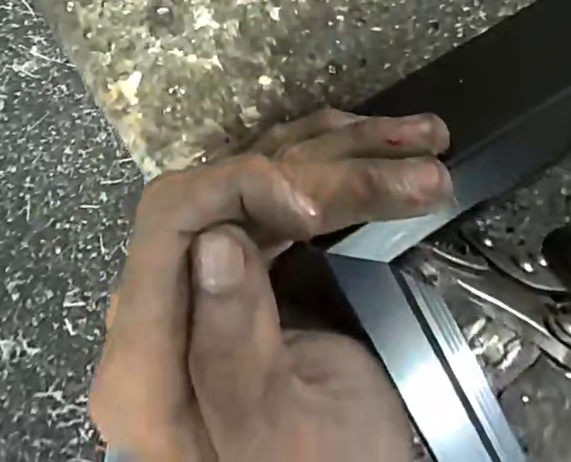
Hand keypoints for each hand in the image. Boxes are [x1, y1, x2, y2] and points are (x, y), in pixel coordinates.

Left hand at [91, 109, 451, 461]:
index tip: (315, 206)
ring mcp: (216, 268)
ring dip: (351, 153)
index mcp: (147, 347)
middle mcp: (172, 291)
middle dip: (327, 171)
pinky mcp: (257, 258)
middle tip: (417, 175)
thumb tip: (217, 240)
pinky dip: (347, 168)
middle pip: (235, 188)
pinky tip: (387, 146)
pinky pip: (296, 192)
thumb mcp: (272, 439)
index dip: (240, 187)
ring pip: (274, 175)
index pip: (172, 217)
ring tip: (423, 139)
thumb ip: (230, 351)